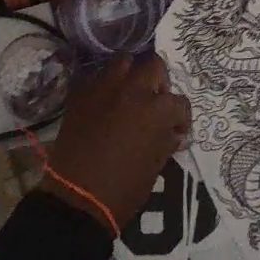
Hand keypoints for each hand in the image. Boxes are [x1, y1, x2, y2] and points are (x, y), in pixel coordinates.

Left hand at [40, 54, 191, 234]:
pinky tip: (105, 106)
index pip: (179, 102)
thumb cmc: (123, 188)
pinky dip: (106, 87)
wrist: (77, 198)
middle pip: (153, 66)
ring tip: (130, 96)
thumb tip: (174, 133)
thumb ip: (167, 142)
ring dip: (131, 75)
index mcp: (155, 111)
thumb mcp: (155, 167)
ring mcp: (102, 89)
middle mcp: (131, 91)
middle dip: (160, 83)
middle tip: (156, 103)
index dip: (182, 117)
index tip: (178, 130)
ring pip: (123, 61)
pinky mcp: (79, 96)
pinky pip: (97, 78)